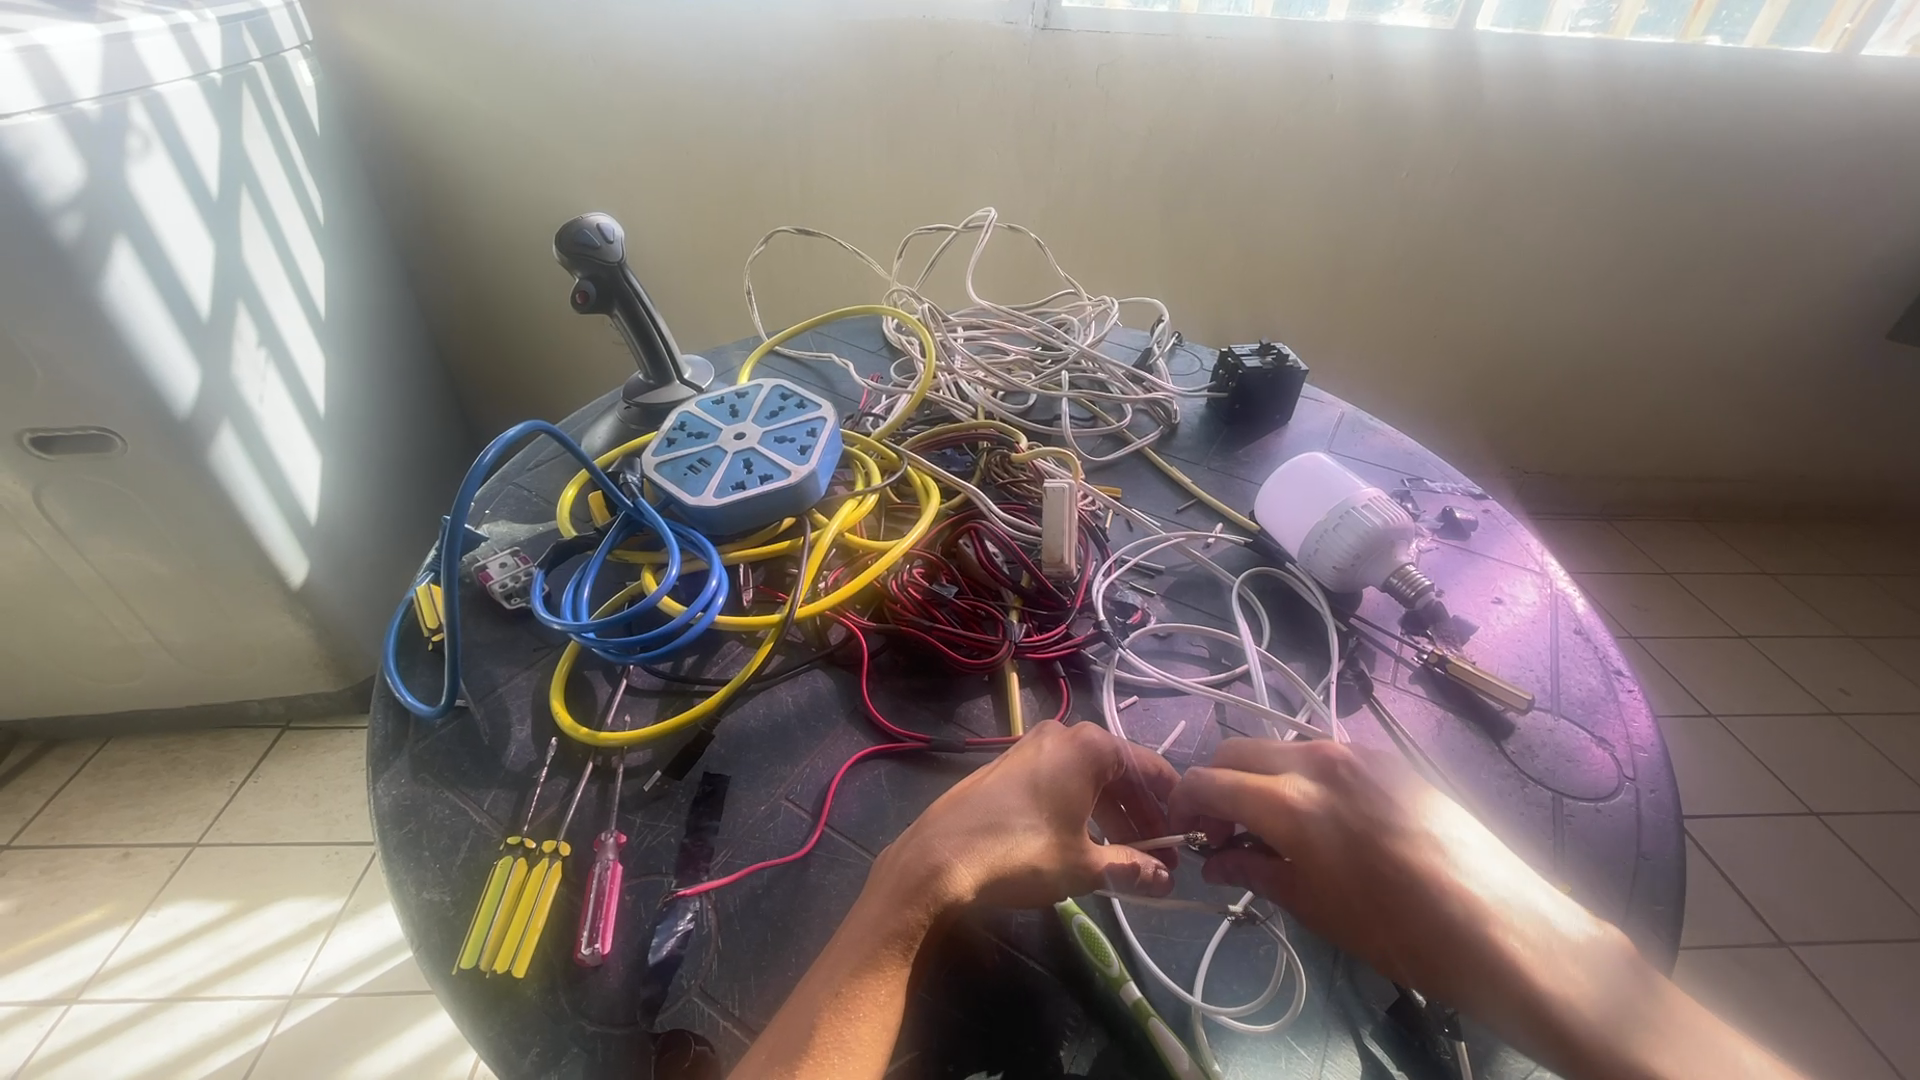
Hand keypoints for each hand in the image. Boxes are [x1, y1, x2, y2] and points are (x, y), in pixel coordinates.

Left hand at [879, 720, 1180, 910]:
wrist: (941, 856)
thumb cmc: (1023, 852)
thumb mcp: (1085, 865)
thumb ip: (1132, 868)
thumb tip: (1165, 879)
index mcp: (1088, 746)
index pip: (1149, 768)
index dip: (1171, 804)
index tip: (1187, 835)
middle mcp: (1060, 735)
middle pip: (1117, 772)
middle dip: (1140, 815)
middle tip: (1159, 858)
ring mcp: (1029, 748)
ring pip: (1086, 779)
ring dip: (1110, 816)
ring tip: (1124, 859)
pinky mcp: (1006, 768)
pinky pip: (1058, 782)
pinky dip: (1078, 809)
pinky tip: (1082, 844)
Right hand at [1168, 738, 1619, 1017]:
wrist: (1510, 929)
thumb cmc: (1402, 932)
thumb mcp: (1316, 908)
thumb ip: (1254, 871)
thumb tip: (1216, 860)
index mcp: (1288, 800)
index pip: (1207, 780)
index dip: (1183, 801)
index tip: (1183, 828)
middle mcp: (1315, 759)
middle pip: (1236, 750)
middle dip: (1216, 784)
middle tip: (1223, 831)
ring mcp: (1355, 752)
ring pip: (1279, 747)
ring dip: (1258, 777)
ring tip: (1273, 825)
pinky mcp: (1388, 759)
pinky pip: (1322, 754)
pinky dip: (1300, 775)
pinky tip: (1323, 818)